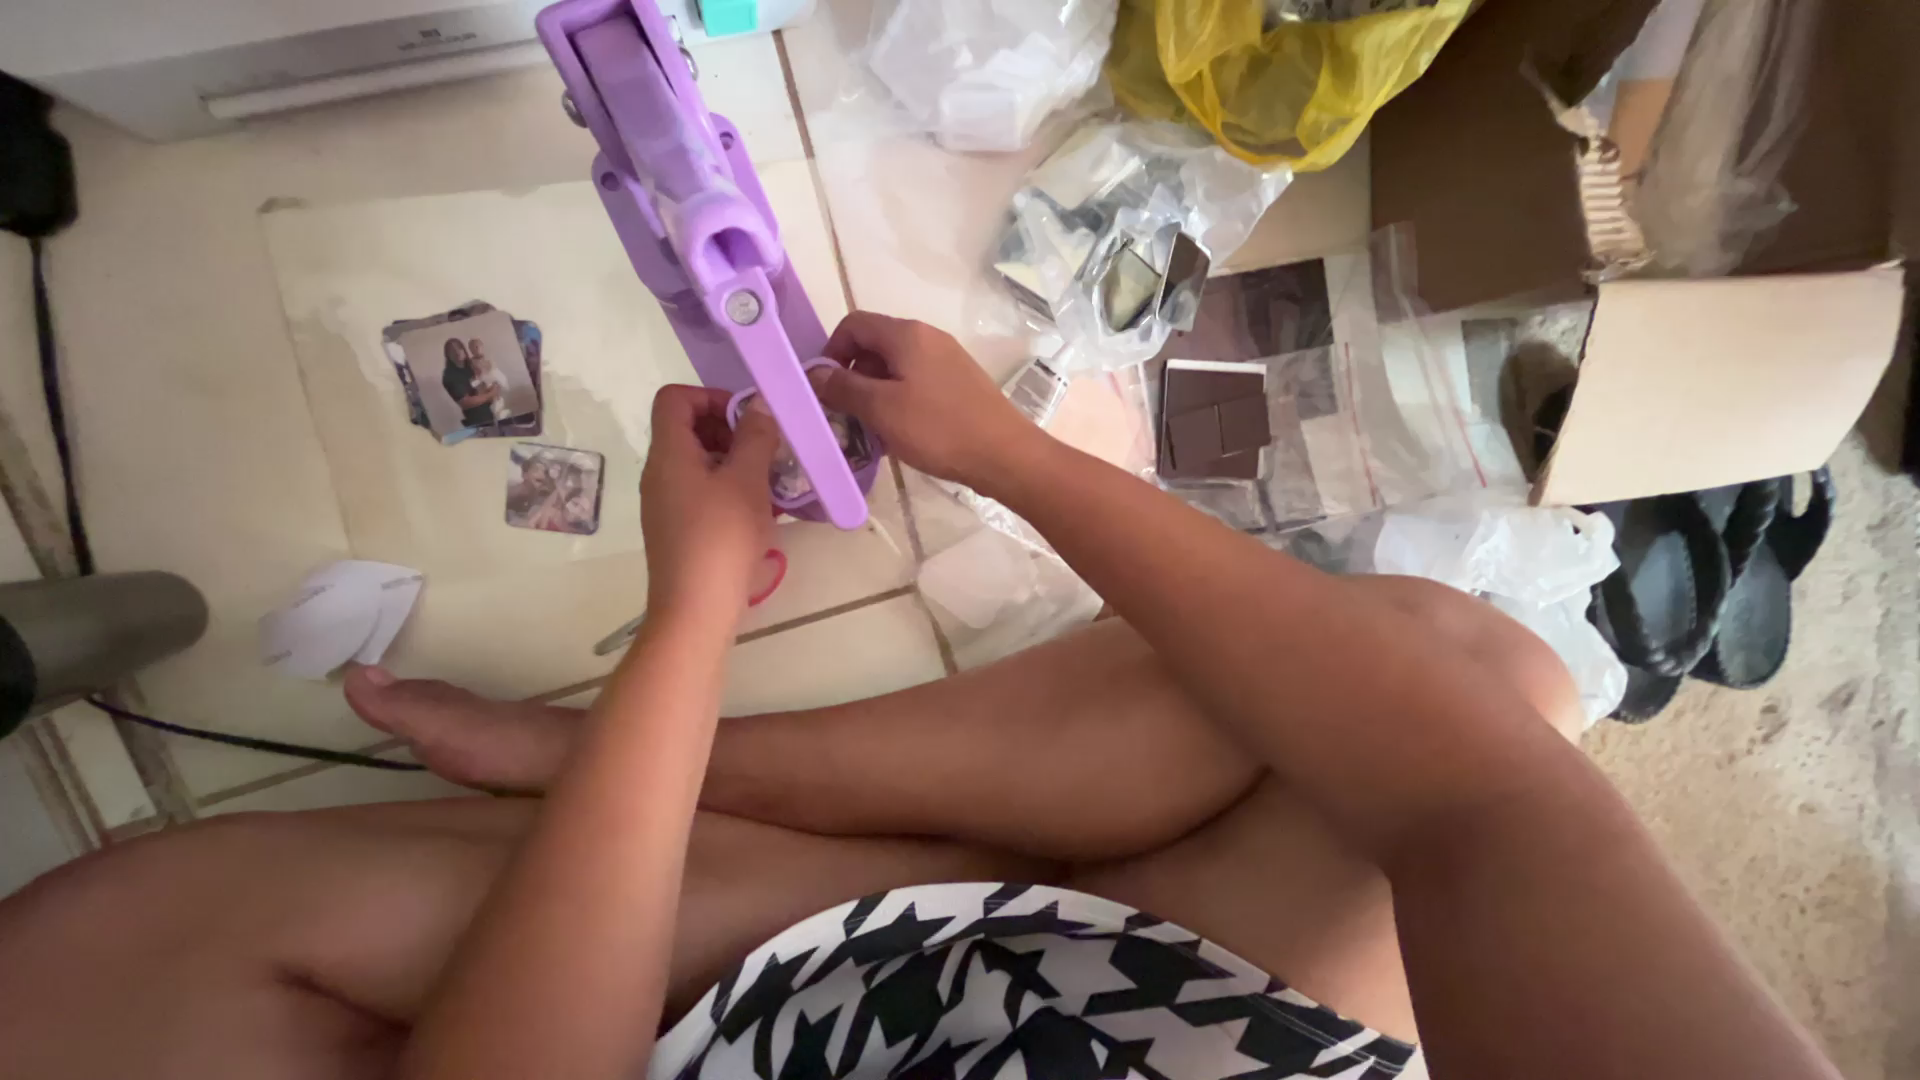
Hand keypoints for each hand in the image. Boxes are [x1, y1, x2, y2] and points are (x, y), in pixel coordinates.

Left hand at [640, 385, 779, 619]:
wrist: (696, 607)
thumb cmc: (722, 537)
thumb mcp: (748, 481)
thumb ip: (756, 437)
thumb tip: (761, 405)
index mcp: (669, 454)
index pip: (676, 399)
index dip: (712, 397)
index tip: (748, 419)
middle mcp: (660, 473)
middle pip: (688, 429)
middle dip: (731, 431)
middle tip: (767, 449)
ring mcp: (666, 503)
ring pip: (700, 463)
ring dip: (736, 462)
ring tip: (771, 481)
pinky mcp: (678, 528)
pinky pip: (703, 492)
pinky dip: (730, 489)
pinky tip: (760, 511)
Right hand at [813, 312, 1044, 491]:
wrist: (1005, 454)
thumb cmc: (939, 429)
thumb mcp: (882, 409)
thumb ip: (844, 387)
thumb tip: (813, 373)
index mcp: (907, 334)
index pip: (854, 324)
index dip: (832, 351)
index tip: (825, 389)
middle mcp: (928, 338)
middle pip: (875, 346)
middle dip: (853, 377)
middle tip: (847, 415)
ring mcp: (948, 360)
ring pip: (896, 369)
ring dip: (876, 395)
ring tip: (872, 431)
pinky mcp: (960, 384)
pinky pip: (917, 384)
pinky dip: (900, 402)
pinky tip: (901, 435)